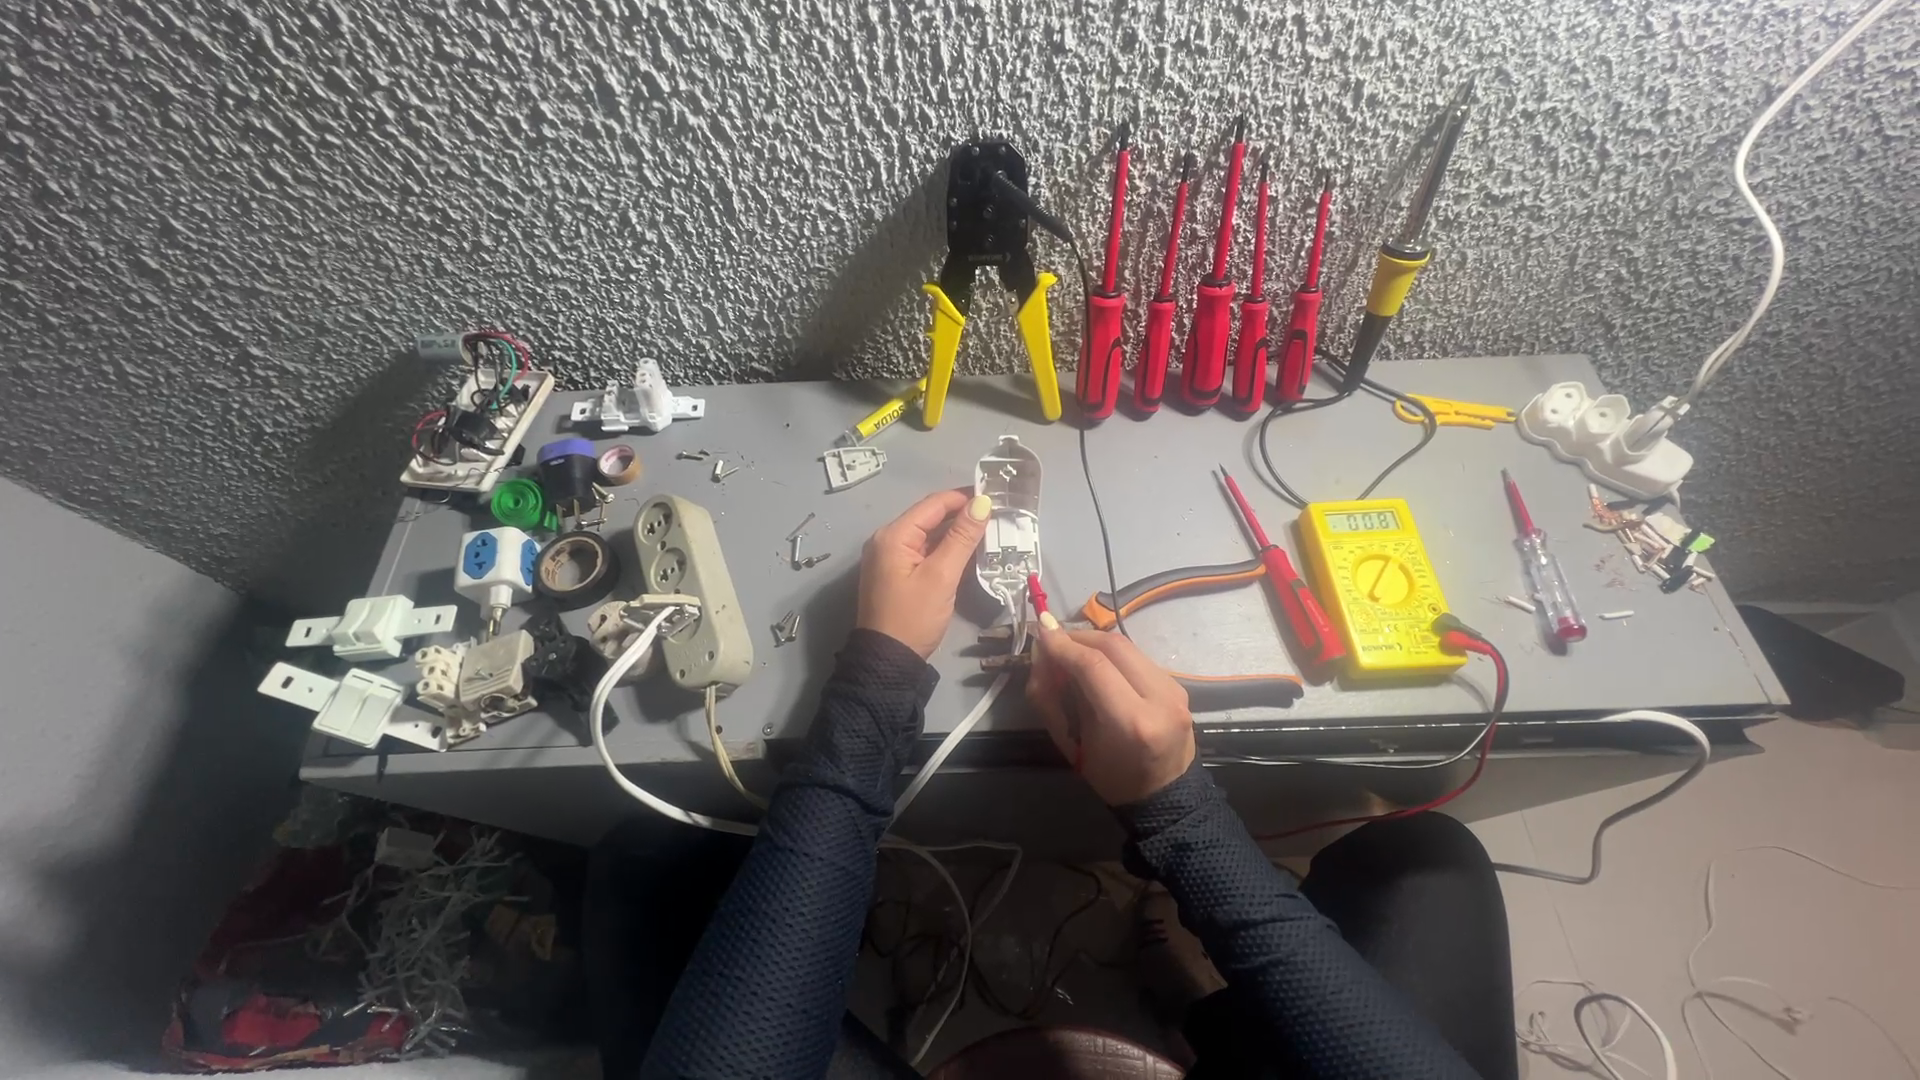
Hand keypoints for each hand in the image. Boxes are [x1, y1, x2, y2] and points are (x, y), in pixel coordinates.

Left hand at [856, 490, 991, 658]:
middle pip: (930, 518)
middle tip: (997, 516)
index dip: (964, 497)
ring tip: (989, 531)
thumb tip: (981, 503)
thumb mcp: (941, 576)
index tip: (994, 497)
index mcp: (893, 536)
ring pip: (929, 535)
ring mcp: (890, 558)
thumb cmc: (914, 617)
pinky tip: (968, 552)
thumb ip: (962, 537)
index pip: (933, 504)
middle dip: (962, 515)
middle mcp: (887, 540)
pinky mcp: (897, 574)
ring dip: (956, 533)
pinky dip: (945, 550)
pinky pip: (924, 552)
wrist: (889, 661)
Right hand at [1027, 618, 1195, 804]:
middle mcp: (1160, 700)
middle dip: (1078, 636)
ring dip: (1094, 642)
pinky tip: (1096, 664)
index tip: (1041, 630)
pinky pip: (1138, 657)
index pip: (1093, 667)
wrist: (1166, 797)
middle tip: (1053, 639)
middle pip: (1113, 646)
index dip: (1063, 645)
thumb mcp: (1072, 745)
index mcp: (1132, 723)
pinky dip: (1112, 655)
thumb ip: (1053, 698)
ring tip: (1071, 651)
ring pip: (1127, 646)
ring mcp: (1175, 690)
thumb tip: (1042, 655)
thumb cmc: (1112, 778)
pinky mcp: (1179, 685)